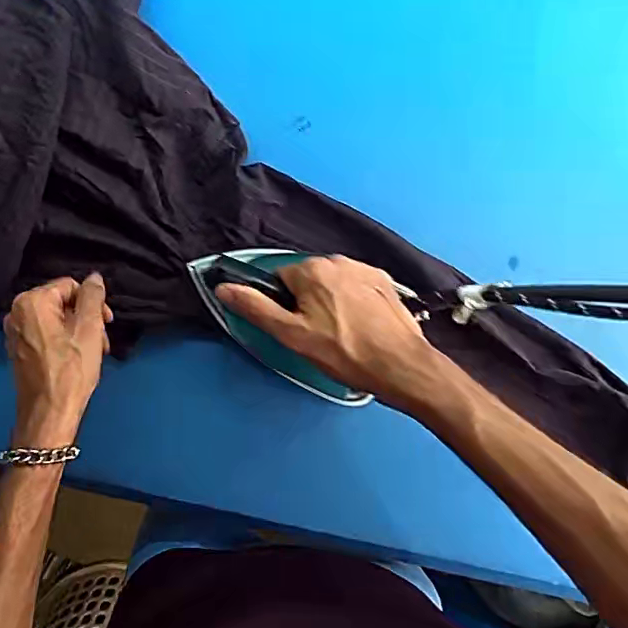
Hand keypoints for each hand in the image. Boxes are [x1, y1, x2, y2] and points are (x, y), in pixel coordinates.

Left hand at [4, 273, 111, 447]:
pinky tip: (77, 358)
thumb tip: (94, 278)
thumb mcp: (89, 328)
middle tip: (102, 338)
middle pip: (62, 302)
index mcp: (31, 302)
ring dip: (78, 330)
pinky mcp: (18, 350)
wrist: (49, 415)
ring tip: (93, 351)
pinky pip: (45, 334)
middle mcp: (16, 313)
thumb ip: (93, 297)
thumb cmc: (71, 370)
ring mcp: (15, 333)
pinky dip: (63, 341)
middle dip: (85, 317)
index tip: (106, 322)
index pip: (70, 286)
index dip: (92, 302)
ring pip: (56, 319)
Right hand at [214, 255, 451, 410]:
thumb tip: (224, 288)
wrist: (402, 366)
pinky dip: (353, 302)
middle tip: (318, 336)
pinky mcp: (385, 282)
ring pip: (332, 283)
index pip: (279, 280)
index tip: (296, 328)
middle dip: (306, 303)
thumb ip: (256, 307)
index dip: (283, 306)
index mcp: (311, 269)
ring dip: (330, 302)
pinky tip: (361, 326)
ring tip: (342, 334)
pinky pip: (356, 286)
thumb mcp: (292, 335)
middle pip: (306, 280)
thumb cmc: (345, 353)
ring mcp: (364, 269)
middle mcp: (338, 261)